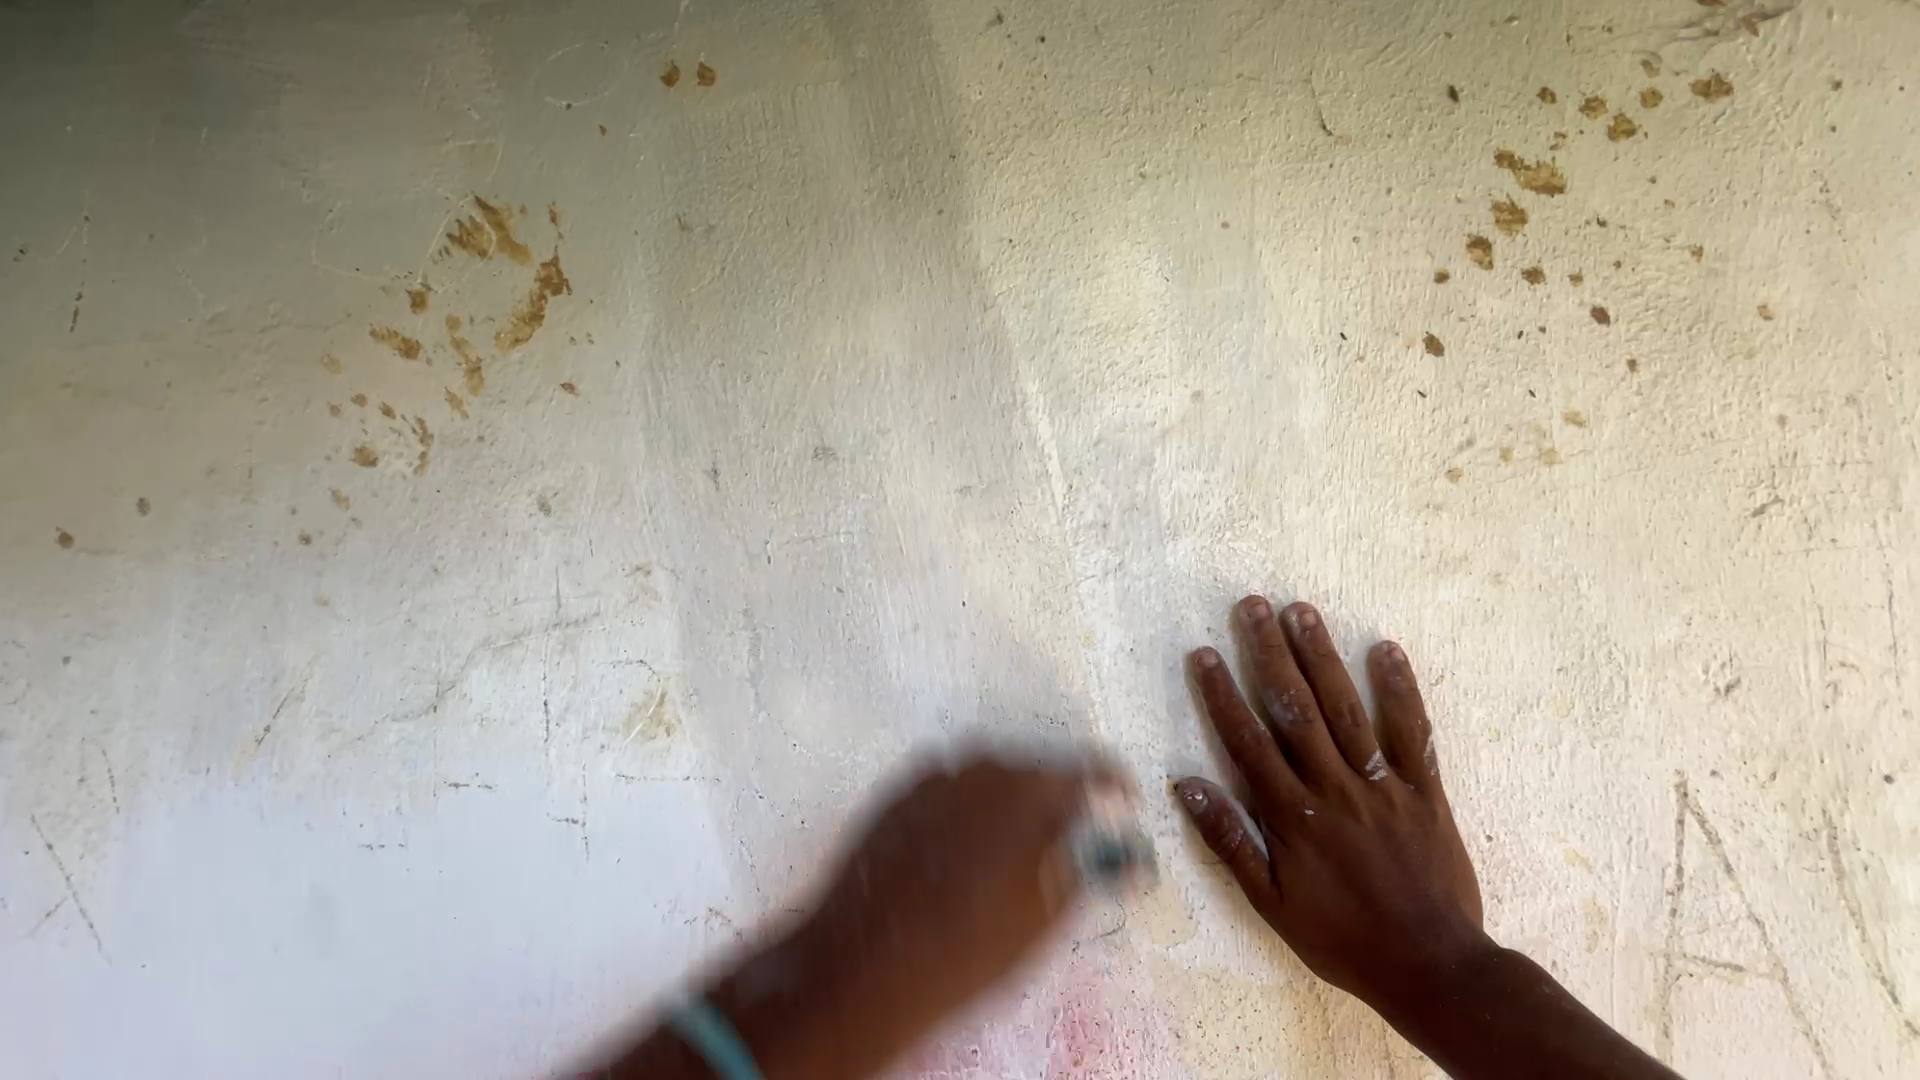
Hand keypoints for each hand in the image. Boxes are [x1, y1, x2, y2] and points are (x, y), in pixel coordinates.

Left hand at [784, 755, 1131, 1072]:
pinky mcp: (898, 795)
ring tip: (1013, 859)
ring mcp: (934, 777)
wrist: (863, 964)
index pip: (1090, 771)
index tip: (1125, 805)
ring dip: (1010, 808)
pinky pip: (950, 795)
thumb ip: (1087, 868)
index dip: (1114, 790)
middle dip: (1059, 804)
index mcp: (1028, 788)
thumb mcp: (1045, 914)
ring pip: (990, 782)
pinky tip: (964, 857)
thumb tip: (1124, 856)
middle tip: (1068, 844)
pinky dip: (967, 814)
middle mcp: (981, 766)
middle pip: (1038, 773)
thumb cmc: (965, 946)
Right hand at [1174, 595, 1485, 1013]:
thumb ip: (1228, 840)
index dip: (1222, 694)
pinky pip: (1413, 734)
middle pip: (1295, 710)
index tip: (1203, 654)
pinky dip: (1401, 691)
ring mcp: (1382, 785)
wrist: (1433, 969)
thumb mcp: (1269, 901)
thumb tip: (1184, 785)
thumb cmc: (1340, 936)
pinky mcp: (1425, 791)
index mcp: (1292, 814)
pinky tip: (1386, 650)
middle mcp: (1333, 787)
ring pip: (1346, 710)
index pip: (1247, 741)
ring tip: (1301, 612)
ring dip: (1321, 657)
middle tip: (1252, 606)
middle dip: (1270, 654)